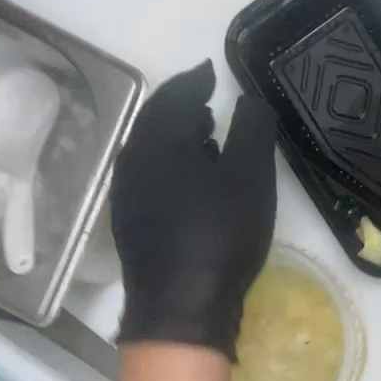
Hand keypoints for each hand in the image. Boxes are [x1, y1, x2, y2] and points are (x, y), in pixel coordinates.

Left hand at [111, 61, 277, 360]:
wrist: (180, 305)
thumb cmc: (220, 235)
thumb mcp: (250, 178)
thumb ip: (252, 131)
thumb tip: (247, 99)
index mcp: (160, 137)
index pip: (176, 93)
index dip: (197, 80)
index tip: (213, 75)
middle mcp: (134, 158)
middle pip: (158, 121)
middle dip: (183, 110)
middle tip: (208, 107)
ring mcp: (128, 195)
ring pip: (153, 154)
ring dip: (177, 144)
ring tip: (205, 146)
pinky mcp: (132, 226)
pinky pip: (152, 182)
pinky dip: (172, 172)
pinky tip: (192, 191)